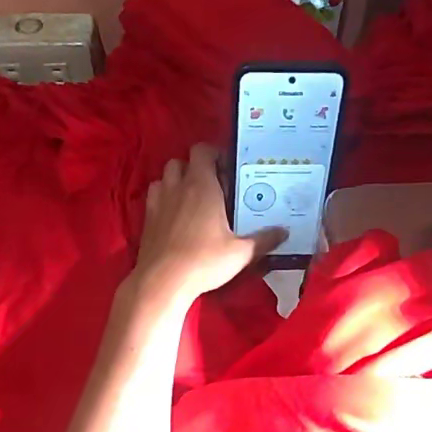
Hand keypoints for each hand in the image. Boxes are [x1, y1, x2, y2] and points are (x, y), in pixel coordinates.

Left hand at [133, 143, 282, 305]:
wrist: (163, 281)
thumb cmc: (204, 261)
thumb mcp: (241, 253)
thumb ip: (264, 240)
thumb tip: (284, 232)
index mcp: (201, 185)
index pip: (202, 150)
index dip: (215, 154)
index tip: (228, 169)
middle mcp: (177, 187)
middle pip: (181, 161)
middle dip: (196, 167)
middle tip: (212, 186)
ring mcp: (158, 201)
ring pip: (165, 177)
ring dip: (177, 181)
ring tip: (192, 198)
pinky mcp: (147, 218)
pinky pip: (154, 196)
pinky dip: (164, 198)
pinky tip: (175, 215)